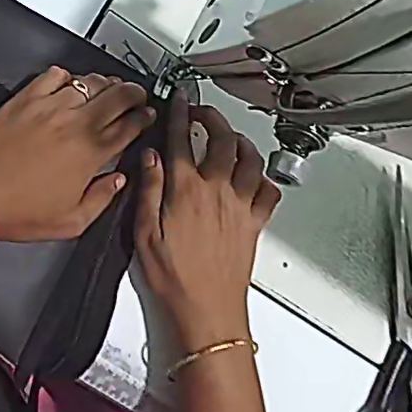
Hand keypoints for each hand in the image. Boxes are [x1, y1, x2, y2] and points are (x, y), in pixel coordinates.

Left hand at [0, 66, 154, 246]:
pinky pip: (53, 75)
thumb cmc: (14, 211)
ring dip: (105, 83)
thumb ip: (102, 199)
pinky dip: (67, 76)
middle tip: (137, 95)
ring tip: (110, 87)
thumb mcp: (70, 222)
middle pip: (117, 95)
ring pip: (88, 81)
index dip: (143, 117)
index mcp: (89, 153)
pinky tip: (69, 83)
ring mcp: (47, 107)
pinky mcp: (23, 100)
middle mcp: (72, 124)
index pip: (129, 125)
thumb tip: (117, 181)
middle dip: (133, 92)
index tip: (147, 115)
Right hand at [135, 95, 281, 352]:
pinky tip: (252, 175)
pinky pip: (267, 190)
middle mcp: (216, 192)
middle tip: (201, 112)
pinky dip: (262, 176)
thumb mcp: (143, 232)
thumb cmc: (173, 277)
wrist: (205, 310)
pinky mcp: (254, 224)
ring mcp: (240, 206)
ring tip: (228, 135)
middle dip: (211, 117)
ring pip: (249, 158)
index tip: (179, 101)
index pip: (181, 140)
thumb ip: (148, 189)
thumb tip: (149, 157)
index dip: (180, 115)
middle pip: (221, 139)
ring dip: (239, 140)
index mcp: (185, 191)